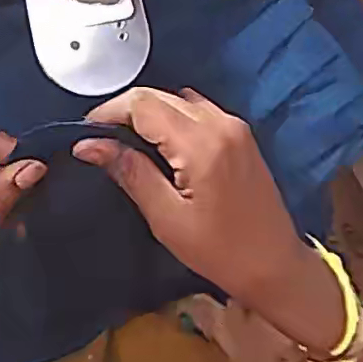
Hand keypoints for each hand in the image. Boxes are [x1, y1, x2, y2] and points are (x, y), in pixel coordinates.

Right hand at [75, 87, 337, 350]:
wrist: (275, 266)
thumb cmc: (219, 250)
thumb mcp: (166, 217)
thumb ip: (129, 171)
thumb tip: (88, 144)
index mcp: (201, 143)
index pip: (143, 104)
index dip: (108, 113)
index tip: (87, 134)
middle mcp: (220, 123)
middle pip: (158, 95)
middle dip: (124, 111)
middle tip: (100, 140)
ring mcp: (233, 125)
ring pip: (176, 98)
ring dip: (147, 112)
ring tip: (125, 141)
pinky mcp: (239, 133)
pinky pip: (195, 109)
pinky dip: (170, 116)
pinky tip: (159, 143)